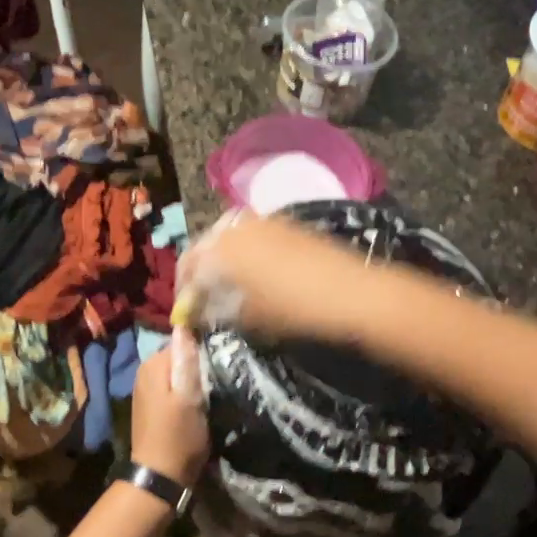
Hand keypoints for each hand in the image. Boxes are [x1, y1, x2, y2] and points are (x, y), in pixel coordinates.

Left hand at [129, 332, 208, 483]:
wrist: (160, 476)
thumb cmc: (179, 436)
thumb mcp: (189, 397)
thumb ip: (186, 361)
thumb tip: (184, 324)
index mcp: (153, 365)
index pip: (181, 339)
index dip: (202, 345)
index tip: (223, 355)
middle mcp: (145, 371)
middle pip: (178, 355)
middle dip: (198, 361)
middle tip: (222, 373)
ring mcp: (146, 388)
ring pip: (177, 371)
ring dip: (194, 377)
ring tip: (214, 387)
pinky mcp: (151, 404)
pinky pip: (172, 385)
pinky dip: (185, 390)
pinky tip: (200, 400)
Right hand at [176, 210, 380, 341]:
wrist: (352, 291)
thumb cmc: (296, 309)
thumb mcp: (250, 316)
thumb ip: (219, 308)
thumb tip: (202, 309)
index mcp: (222, 249)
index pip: (189, 264)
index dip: (185, 288)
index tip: (186, 309)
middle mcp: (237, 227)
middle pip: (206, 245)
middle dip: (201, 268)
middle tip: (202, 294)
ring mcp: (263, 221)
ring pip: (228, 236)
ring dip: (222, 256)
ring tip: (226, 282)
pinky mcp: (285, 223)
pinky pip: (252, 233)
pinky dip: (244, 249)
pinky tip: (252, 270)